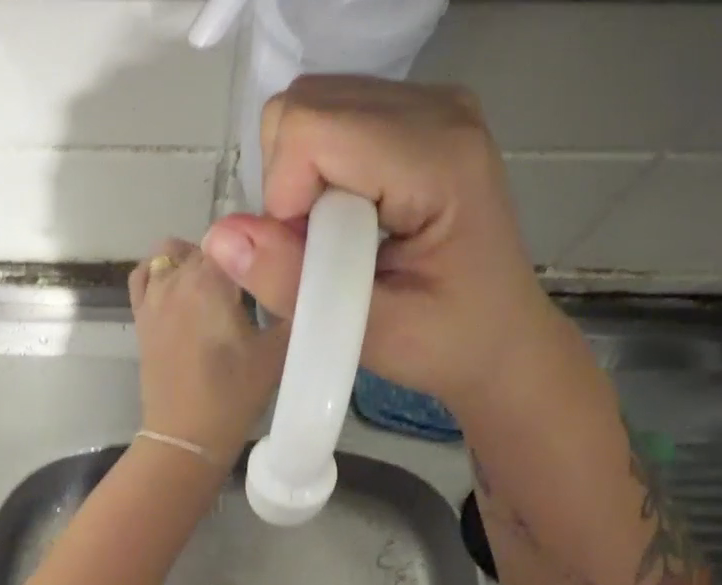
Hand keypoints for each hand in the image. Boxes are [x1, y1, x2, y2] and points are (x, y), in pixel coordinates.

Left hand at [129, 239, 285, 464]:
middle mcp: (176, 278)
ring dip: (198, 262)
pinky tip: (185, 292)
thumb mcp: (281, 350)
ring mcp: (152, 296)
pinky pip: (146, 273)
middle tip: (258, 287)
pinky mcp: (140, 316)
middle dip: (236, 256)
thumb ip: (297, 304)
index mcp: (211, 280)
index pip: (241, 233)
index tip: (280, 266)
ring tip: (221, 291)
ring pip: (175, 254)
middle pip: (209, 245)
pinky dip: (163, 272)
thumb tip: (315, 273)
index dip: (264, 244)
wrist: (186, 436)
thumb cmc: (235, 395)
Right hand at [199, 76, 565, 404]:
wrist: (500, 338)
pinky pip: (327, 118)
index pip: (311, 129)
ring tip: (336, 240)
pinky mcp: (413, 113)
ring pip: (308, 108)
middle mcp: (437, 109)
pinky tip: (347, 219)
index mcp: (440, 158)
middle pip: (303, 107)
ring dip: (298, 180)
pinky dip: (314, 172)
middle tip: (321, 251)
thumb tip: (220, 237)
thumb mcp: (370, 333)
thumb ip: (294, 283)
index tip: (311, 257)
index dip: (284, 196)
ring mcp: (428, 103)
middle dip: (287, 186)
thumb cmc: (447, 344)